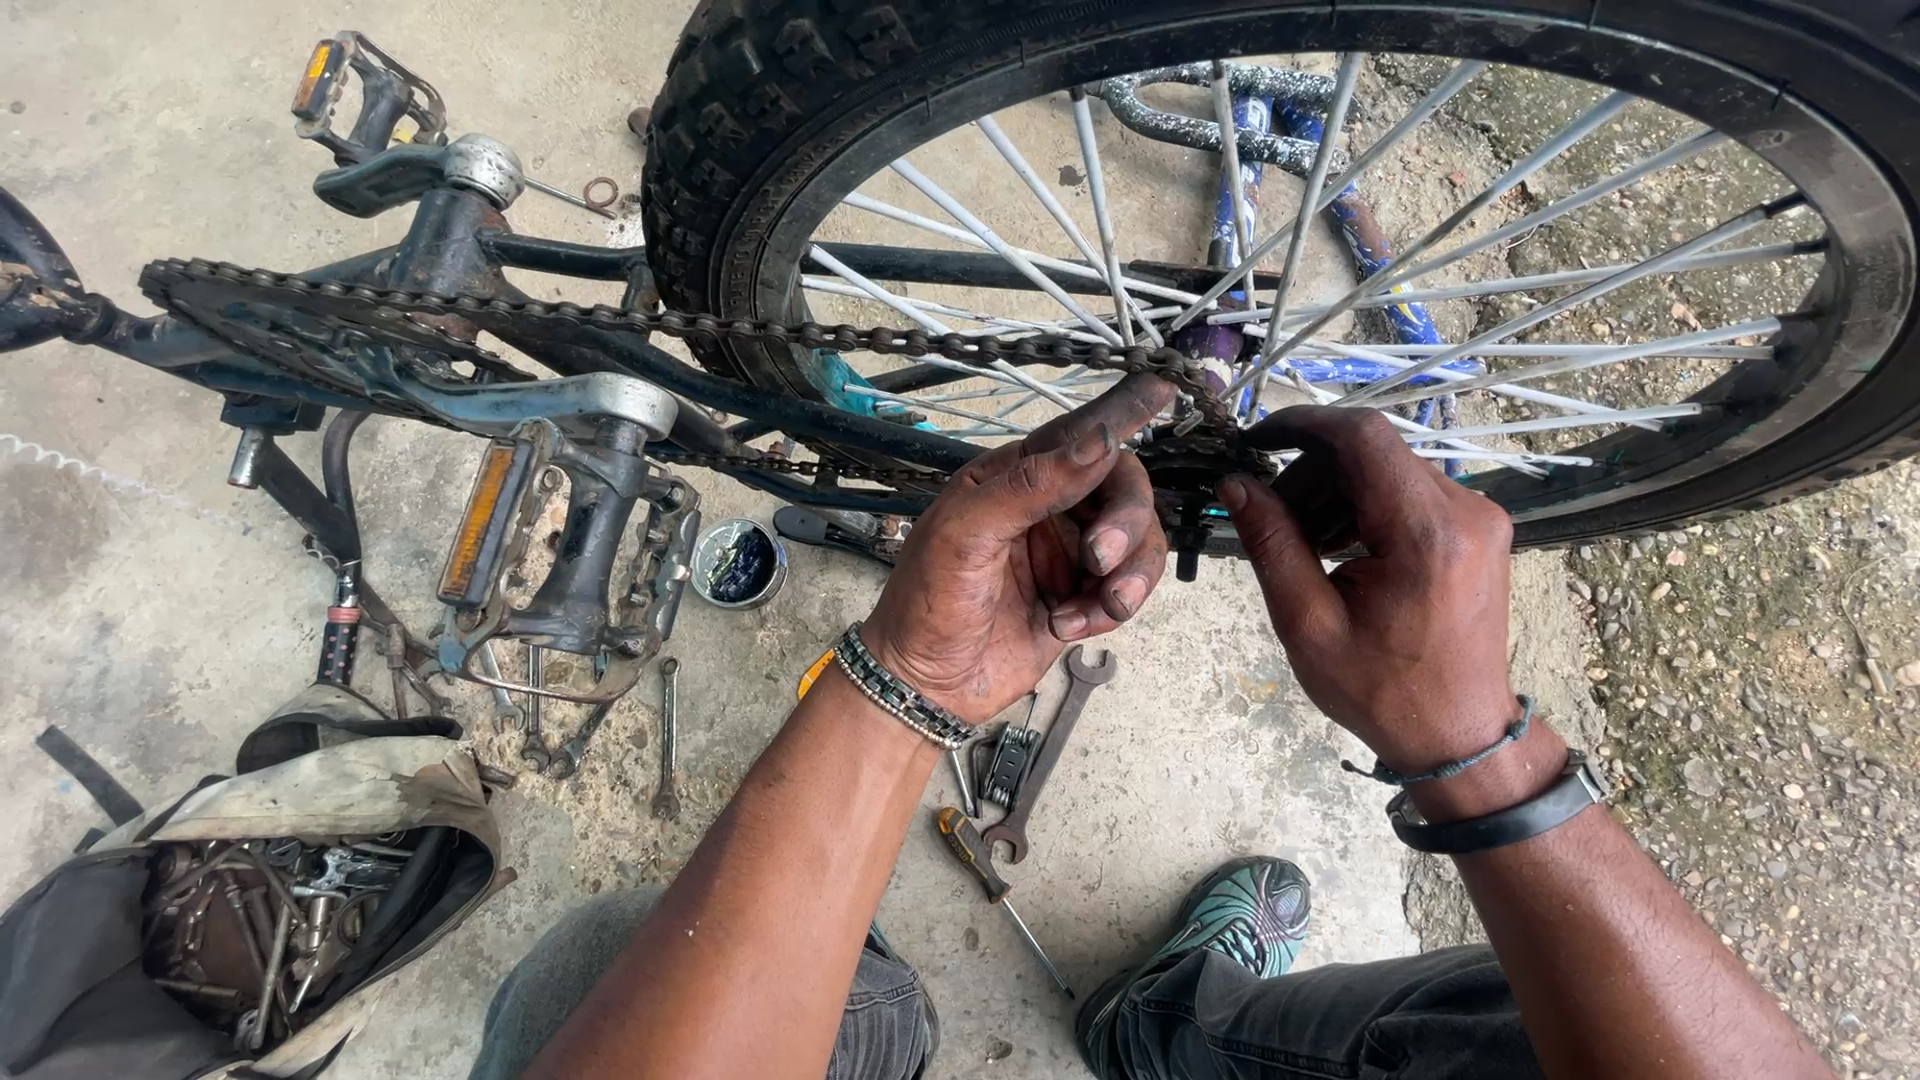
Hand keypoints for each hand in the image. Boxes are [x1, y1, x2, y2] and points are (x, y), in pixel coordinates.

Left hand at [859, 374, 1173, 724]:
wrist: (925, 684)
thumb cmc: (927, 600)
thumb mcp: (965, 535)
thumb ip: (1030, 486)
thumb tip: (1098, 442)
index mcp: (1011, 478)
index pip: (1075, 435)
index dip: (1120, 412)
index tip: (1163, 385)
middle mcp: (1046, 509)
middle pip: (1121, 488)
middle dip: (1126, 522)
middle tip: (1101, 559)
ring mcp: (1066, 554)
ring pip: (1136, 542)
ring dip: (1128, 574)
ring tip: (1098, 606)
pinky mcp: (1081, 598)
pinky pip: (1125, 589)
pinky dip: (1109, 609)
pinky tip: (1067, 627)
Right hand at [1217, 406, 1521, 774]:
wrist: (1459, 736)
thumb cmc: (1379, 690)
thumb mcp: (1307, 622)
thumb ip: (1271, 543)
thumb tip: (1235, 483)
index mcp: (1427, 533)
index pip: (1363, 437)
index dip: (1301, 425)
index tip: (1253, 442)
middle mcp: (1465, 509)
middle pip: (1370, 452)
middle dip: (1308, 473)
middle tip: (1269, 519)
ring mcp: (1477, 517)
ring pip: (1385, 469)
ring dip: (1331, 492)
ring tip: (1301, 544)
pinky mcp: (1474, 529)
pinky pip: (1405, 492)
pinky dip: (1359, 506)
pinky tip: (1336, 548)